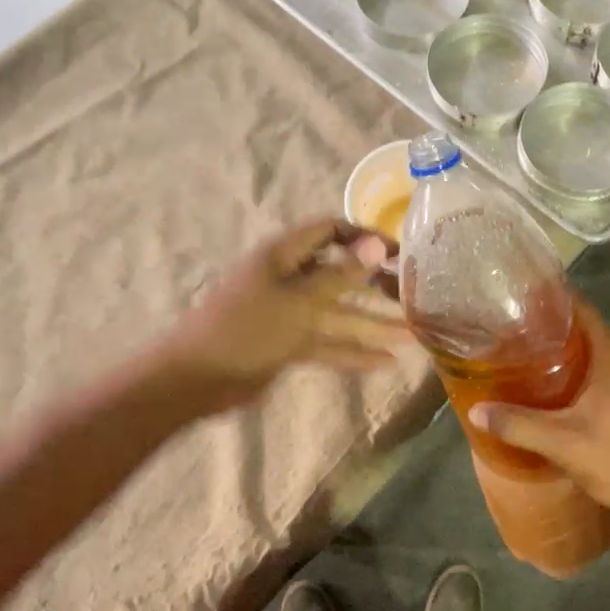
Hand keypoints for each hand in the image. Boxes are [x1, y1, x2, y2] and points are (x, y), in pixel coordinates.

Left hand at [157, 219, 413, 401]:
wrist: (196, 379)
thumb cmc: (246, 328)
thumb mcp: (299, 300)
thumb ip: (342, 275)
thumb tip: (378, 243)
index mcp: (284, 255)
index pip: (330, 231)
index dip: (364, 236)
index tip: (400, 251)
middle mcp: (288, 278)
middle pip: (339, 274)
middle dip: (375, 284)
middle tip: (413, 293)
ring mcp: (288, 313)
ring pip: (338, 314)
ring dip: (372, 324)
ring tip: (412, 335)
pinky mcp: (288, 345)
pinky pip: (327, 343)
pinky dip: (353, 352)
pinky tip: (385, 363)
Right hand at [471, 301, 609, 527]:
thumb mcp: (559, 441)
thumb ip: (517, 423)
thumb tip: (476, 410)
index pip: (583, 310)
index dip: (555, 299)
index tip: (523, 296)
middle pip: (586, 330)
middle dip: (552, 326)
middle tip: (515, 326)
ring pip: (593, 354)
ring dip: (563, 351)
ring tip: (525, 352)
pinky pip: (599, 373)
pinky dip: (575, 371)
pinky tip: (550, 386)